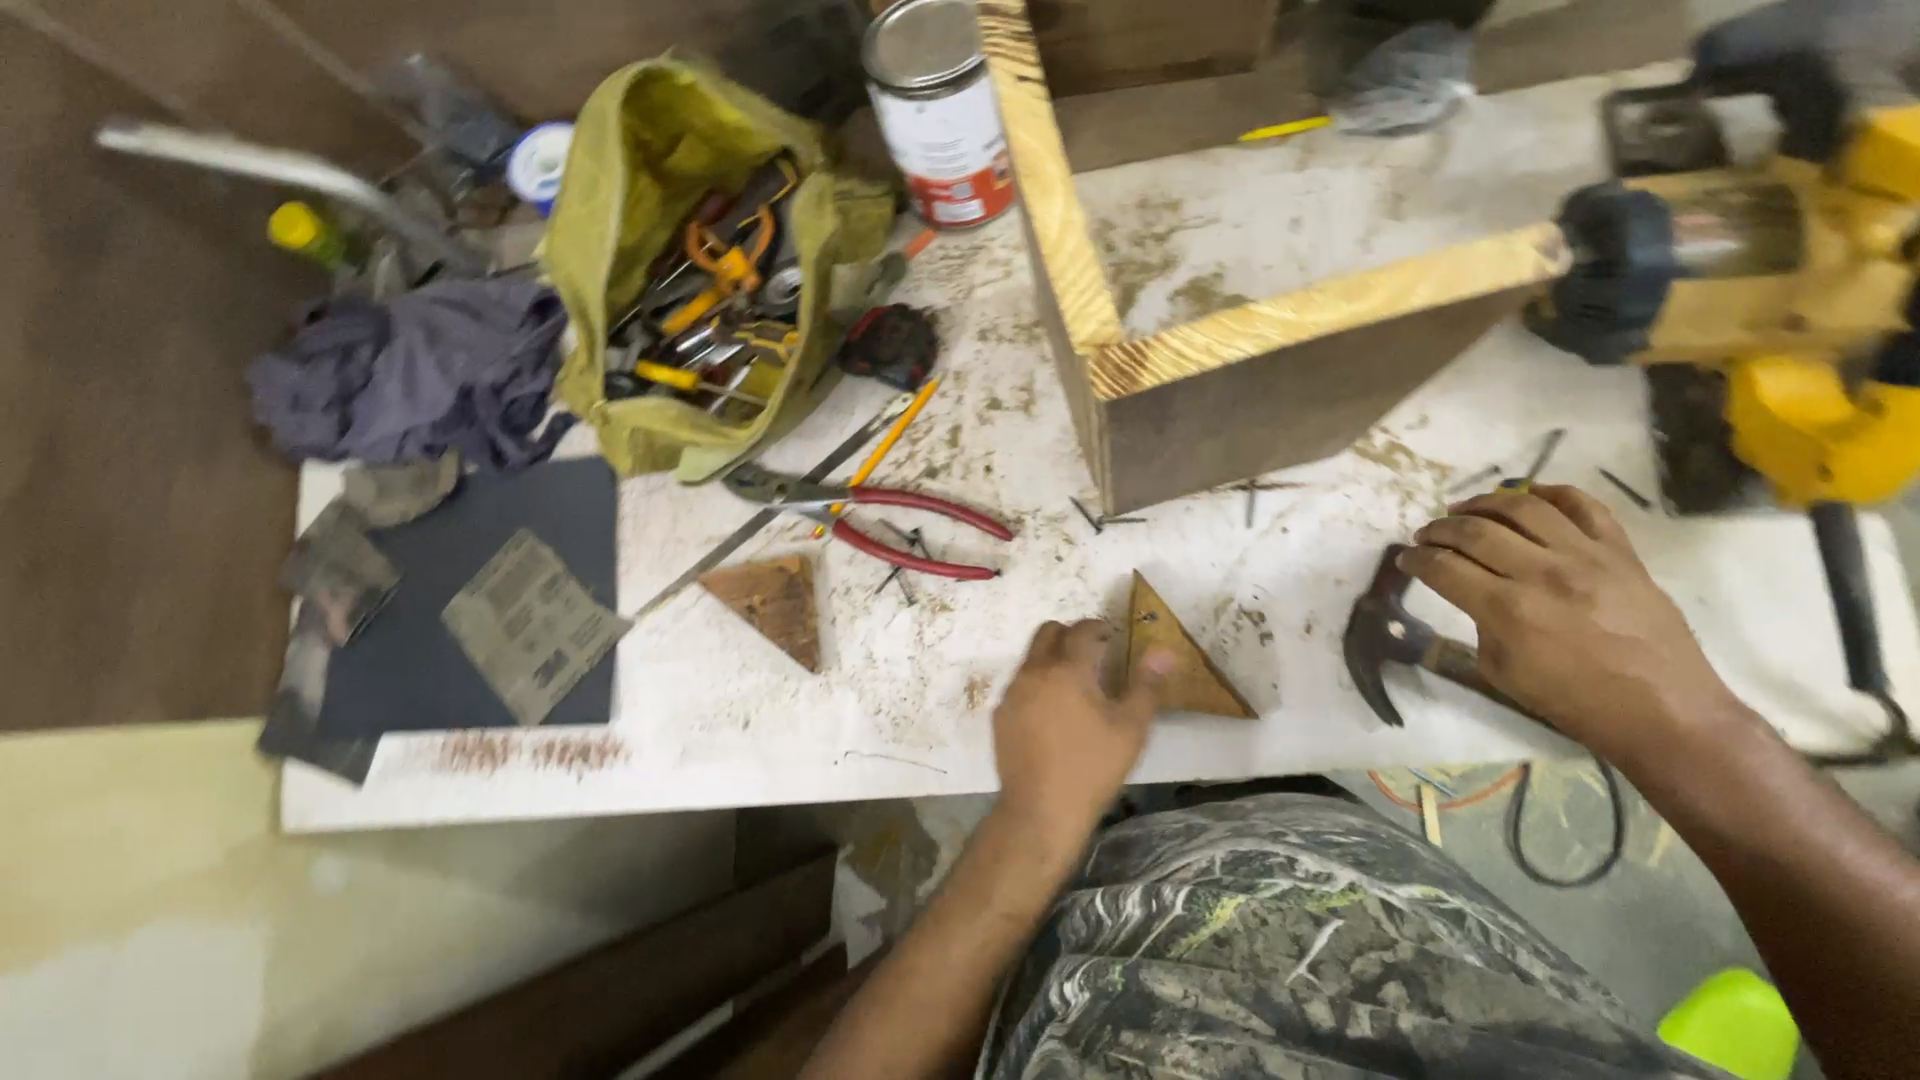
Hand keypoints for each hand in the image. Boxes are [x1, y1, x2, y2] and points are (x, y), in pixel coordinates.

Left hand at [991, 620, 1173, 836]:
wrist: (1040, 811)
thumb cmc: (1092, 769)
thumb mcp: (1130, 729)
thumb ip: (1146, 685)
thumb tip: (1163, 651)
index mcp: (1067, 670)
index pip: (1081, 629)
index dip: (1098, 627)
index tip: (1111, 637)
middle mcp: (1033, 673)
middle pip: (1047, 633)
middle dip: (1070, 635)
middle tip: (1093, 654)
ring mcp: (1012, 694)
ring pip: (1031, 658)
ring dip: (1052, 658)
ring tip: (1075, 686)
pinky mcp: (1000, 716)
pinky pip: (1019, 685)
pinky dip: (1037, 684)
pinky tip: (1052, 713)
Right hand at [1398, 484, 1747, 765]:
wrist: (1662, 710)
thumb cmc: (1573, 701)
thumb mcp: (1501, 670)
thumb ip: (1481, 623)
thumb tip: (1474, 591)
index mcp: (1507, 610)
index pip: (1443, 568)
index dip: (1415, 560)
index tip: (1405, 558)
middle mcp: (1542, 574)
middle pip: (1474, 531)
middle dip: (1439, 530)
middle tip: (1426, 535)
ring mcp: (1586, 557)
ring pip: (1523, 507)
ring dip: (1483, 502)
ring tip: (1465, 509)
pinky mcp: (1621, 553)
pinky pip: (1584, 506)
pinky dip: (1550, 493)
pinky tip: (1528, 496)